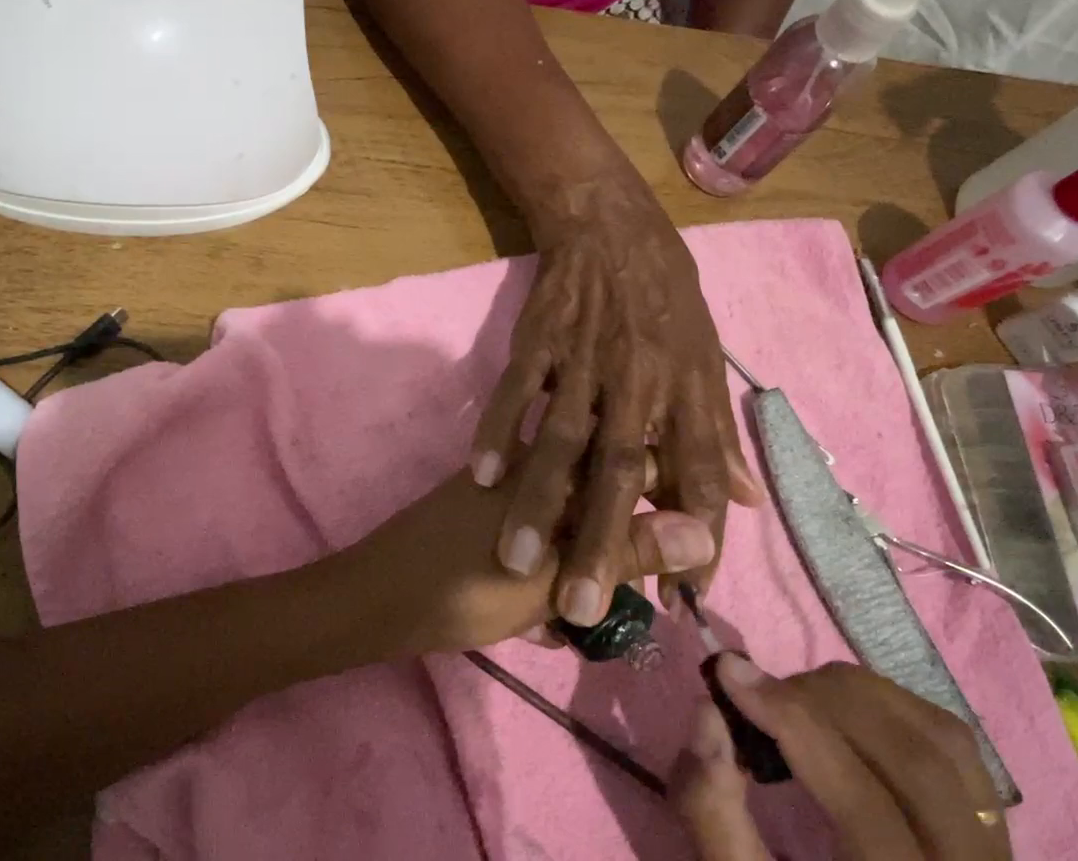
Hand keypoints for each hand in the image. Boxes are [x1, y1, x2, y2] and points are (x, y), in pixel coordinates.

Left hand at [327, 466, 717, 656]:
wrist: (375, 598)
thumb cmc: (465, 586)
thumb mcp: (557, 576)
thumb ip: (625, 548)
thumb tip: (702, 527)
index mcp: (555, 464)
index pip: (636, 461)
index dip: (678, 499)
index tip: (701, 548)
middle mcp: (534, 463)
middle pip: (607, 486)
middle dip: (636, 533)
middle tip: (660, 585)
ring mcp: (508, 489)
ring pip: (575, 511)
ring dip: (596, 555)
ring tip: (612, 607)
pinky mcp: (488, 517)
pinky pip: (542, 531)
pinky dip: (558, 565)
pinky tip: (559, 617)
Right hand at [473, 174, 762, 623]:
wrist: (610, 225)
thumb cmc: (666, 298)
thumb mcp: (708, 357)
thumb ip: (715, 430)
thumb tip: (739, 498)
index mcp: (685, 388)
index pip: (694, 472)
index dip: (693, 536)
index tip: (681, 598)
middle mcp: (637, 382)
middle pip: (617, 470)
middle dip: (600, 539)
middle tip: (580, 606)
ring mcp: (581, 361)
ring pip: (558, 440)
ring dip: (537, 501)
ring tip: (515, 561)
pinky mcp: (536, 341)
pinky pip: (514, 392)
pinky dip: (497, 431)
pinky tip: (480, 477)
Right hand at [673, 660, 1011, 860]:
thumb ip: (712, 811)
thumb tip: (707, 711)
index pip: (862, 802)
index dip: (793, 724)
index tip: (728, 670)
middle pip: (913, 760)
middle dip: (822, 703)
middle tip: (756, 691)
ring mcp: (997, 854)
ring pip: (942, 739)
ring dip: (860, 698)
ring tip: (793, 699)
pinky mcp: (993, 828)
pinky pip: (955, 745)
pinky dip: (893, 709)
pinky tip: (841, 714)